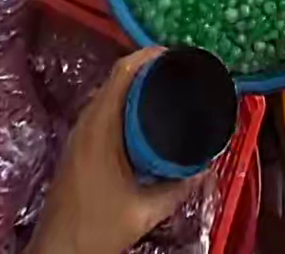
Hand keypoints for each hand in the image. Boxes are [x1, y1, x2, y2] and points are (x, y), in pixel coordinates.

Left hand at [34, 49, 205, 253]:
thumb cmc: (96, 229)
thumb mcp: (143, 212)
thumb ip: (178, 188)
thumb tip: (207, 167)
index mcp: (100, 127)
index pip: (122, 71)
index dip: (148, 55)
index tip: (175, 55)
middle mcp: (86, 122)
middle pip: (116, 76)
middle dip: (147, 66)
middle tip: (177, 69)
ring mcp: (78, 133)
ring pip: (108, 90)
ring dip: (134, 82)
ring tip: (164, 85)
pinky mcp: (77, 144)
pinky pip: (103, 105)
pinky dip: (124, 98)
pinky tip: (142, 112)